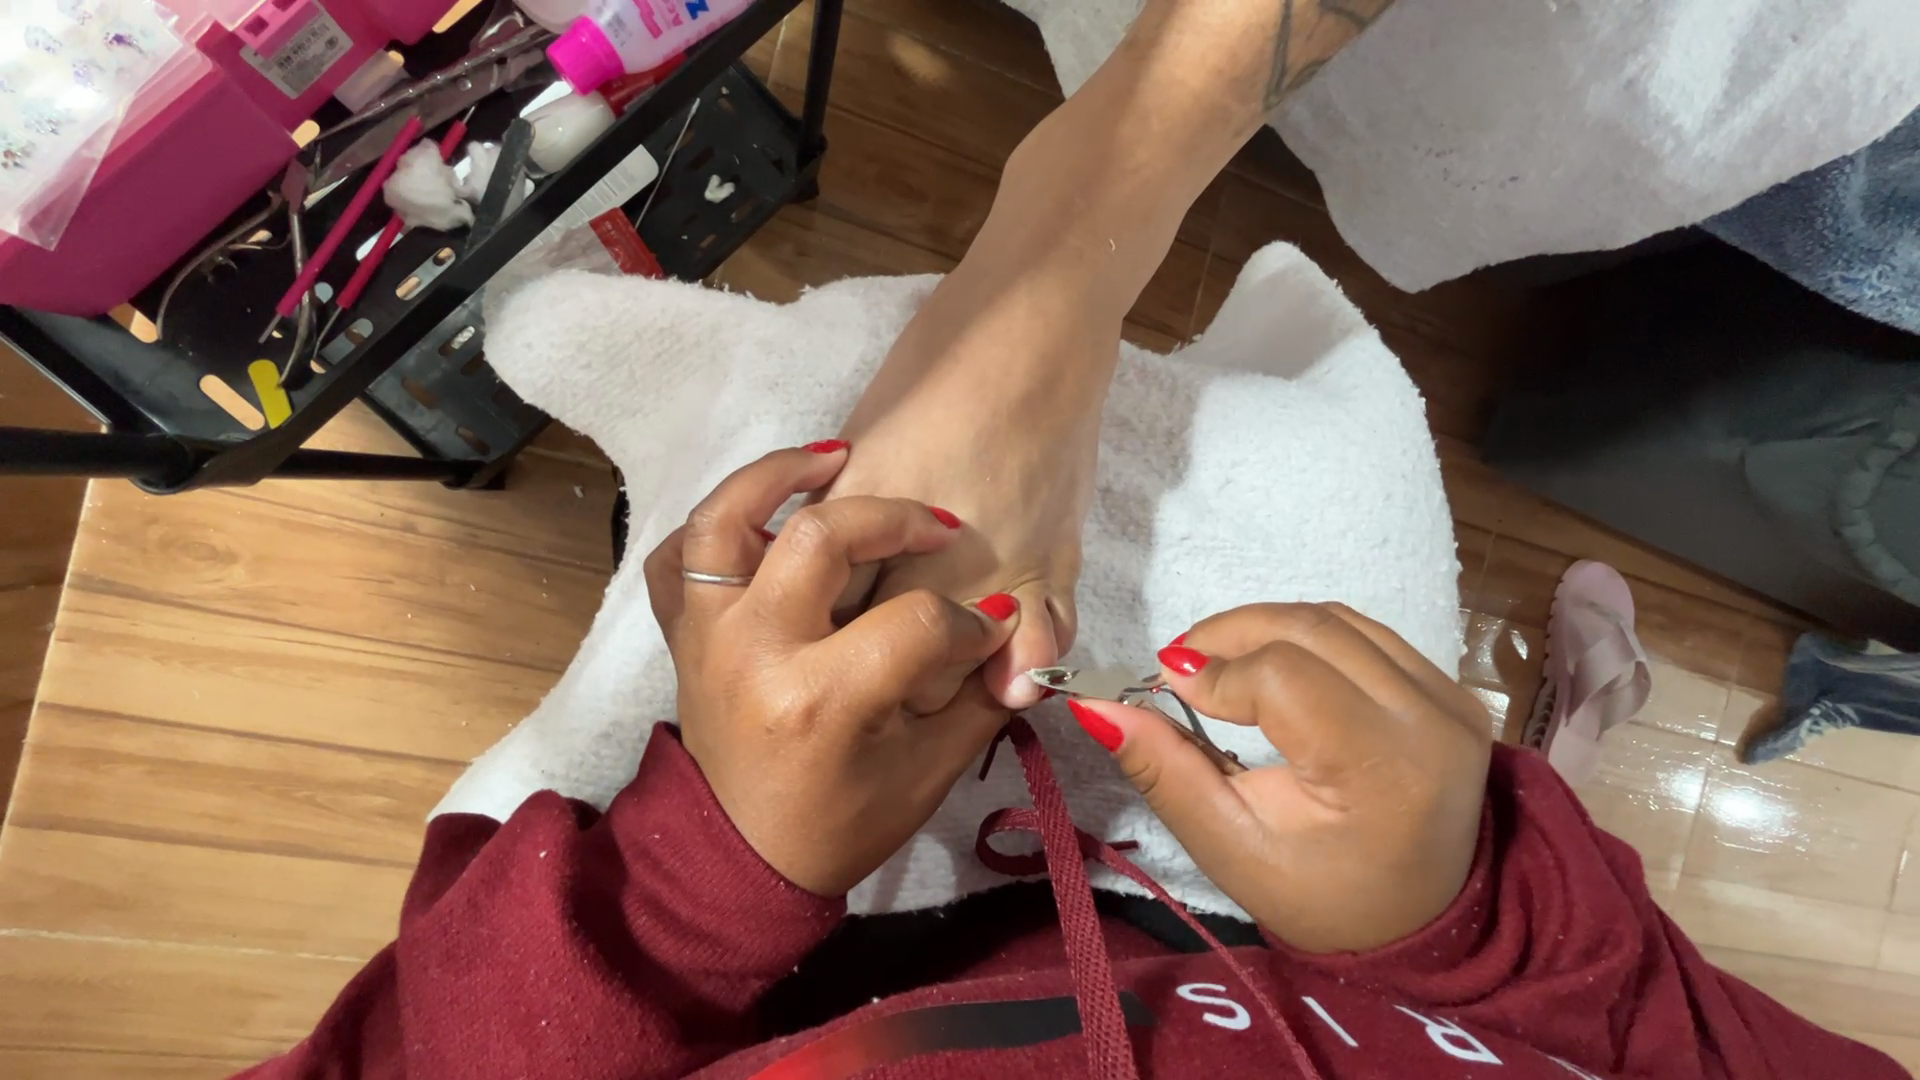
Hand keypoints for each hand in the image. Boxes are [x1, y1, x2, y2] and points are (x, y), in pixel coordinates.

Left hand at [644, 443, 1020, 895]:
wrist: (742, 864)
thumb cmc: (842, 824)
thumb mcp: (928, 770)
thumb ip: (979, 696)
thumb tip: (1012, 629)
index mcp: (822, 702)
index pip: (915, 623)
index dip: (971, 621)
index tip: (991, 628)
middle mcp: (755, 654)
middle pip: (820, 538)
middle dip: (893, 518)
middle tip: (935, 526)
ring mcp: (708, 638)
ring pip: (725, 520)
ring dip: (778, 476)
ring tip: (833, 458)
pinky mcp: (685, 637)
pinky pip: (679, 558)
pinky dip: (716, 523)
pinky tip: (764, 515)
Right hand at [1067, 603, 1489, 952]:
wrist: (1423, 917)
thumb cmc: (1318, 892)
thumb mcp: (1227, 845)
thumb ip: (1163, 770)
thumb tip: (1094, 705)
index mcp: (1380, 771)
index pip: (1283, 677)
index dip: (1215, 674)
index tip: (1170, 690)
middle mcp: (1429, 720)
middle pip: (1309, 628)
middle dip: (1228, 633)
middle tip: (1179, 661)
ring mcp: (1449, 697)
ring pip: (1333, 618)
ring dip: (1262, 626)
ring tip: (1217, 661)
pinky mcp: (1453, 688)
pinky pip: (1362, 630)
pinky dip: (1302, 633)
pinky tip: (1271, 663)